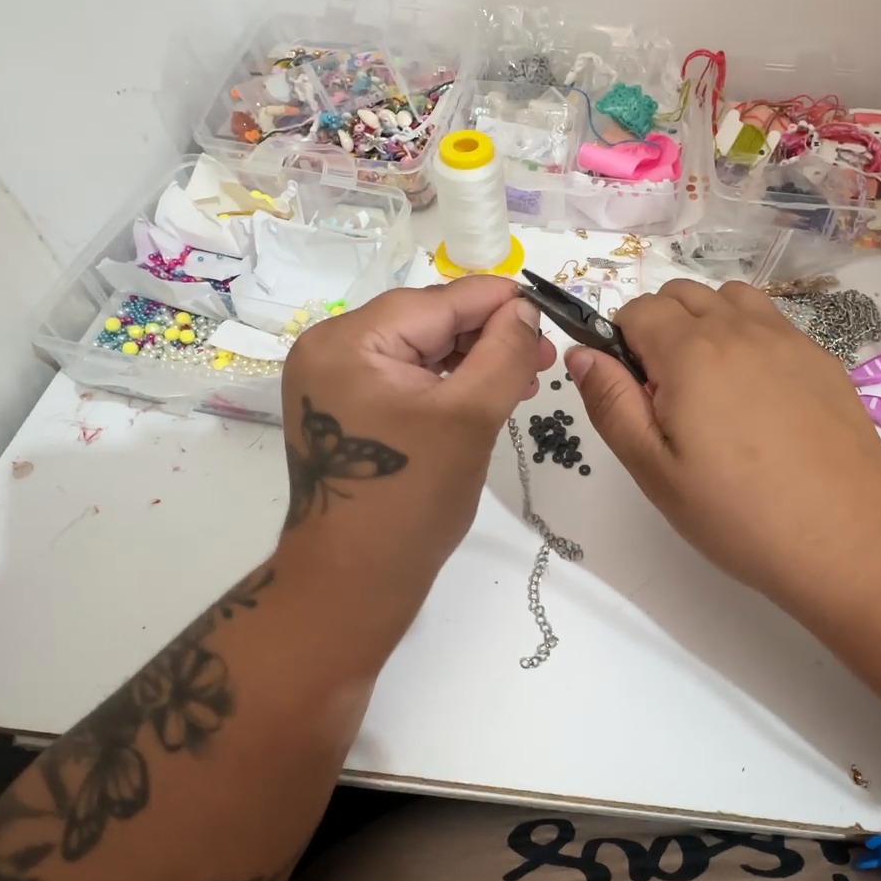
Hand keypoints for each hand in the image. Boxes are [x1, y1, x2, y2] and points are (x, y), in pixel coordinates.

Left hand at [279, 276, 552, 577]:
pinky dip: (449, 382)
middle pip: (426, 322)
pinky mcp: (349, 410)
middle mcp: (331, 350)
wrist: (356, 580)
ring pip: (420, 350)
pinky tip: (488, 391)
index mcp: (348, 342)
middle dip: (488, 334)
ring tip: (525, 376)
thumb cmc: (412, 499)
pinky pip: (407, 379)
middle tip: (544, 354)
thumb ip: (503, 353)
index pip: (437, 301)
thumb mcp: (469, 417)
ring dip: (474, 358)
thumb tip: (525, 309)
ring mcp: (336, 382)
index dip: (497, 300)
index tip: (548, 306)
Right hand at [566, 279, 880, 605]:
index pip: (637, 310)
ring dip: (705, 324)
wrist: (850, 536)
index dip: (622, 343)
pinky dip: (748, 338)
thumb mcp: (655, 470)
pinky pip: (771, 322)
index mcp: (691, 353)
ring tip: (712, 387)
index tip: (635, 394)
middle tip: (670, 397)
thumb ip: (611, 404)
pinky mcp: (821, 358)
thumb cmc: (739, 514)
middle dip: (660, 329)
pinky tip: (758, 397)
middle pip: (681, 294)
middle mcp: (740, 329)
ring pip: (729, 299)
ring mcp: (787, 339)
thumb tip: (582, 353)